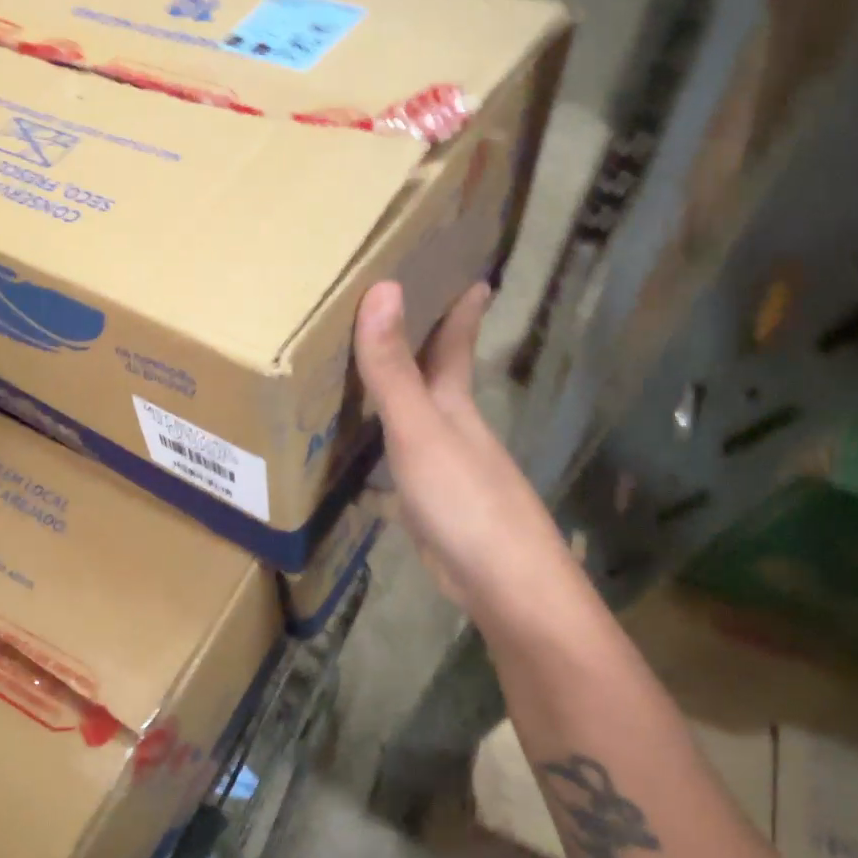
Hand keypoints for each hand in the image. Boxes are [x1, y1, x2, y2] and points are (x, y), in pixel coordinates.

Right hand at [353, 281, 574, 616]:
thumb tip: (381, 287)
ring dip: (394, 398)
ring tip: (358, 375)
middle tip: (391, 312)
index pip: (456, 344)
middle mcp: (452, 430)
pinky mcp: (430, 508)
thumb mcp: (420, 429)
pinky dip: (379, 452)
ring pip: (415, 421)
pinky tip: (356, 457)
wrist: (501, 583)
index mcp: (454, 404)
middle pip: (435, 378)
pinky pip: (398, 464)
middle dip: (422, 346)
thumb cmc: (464, 498)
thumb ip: (393, 369)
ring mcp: (444, 471)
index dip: (462, 309)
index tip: (470, 273)